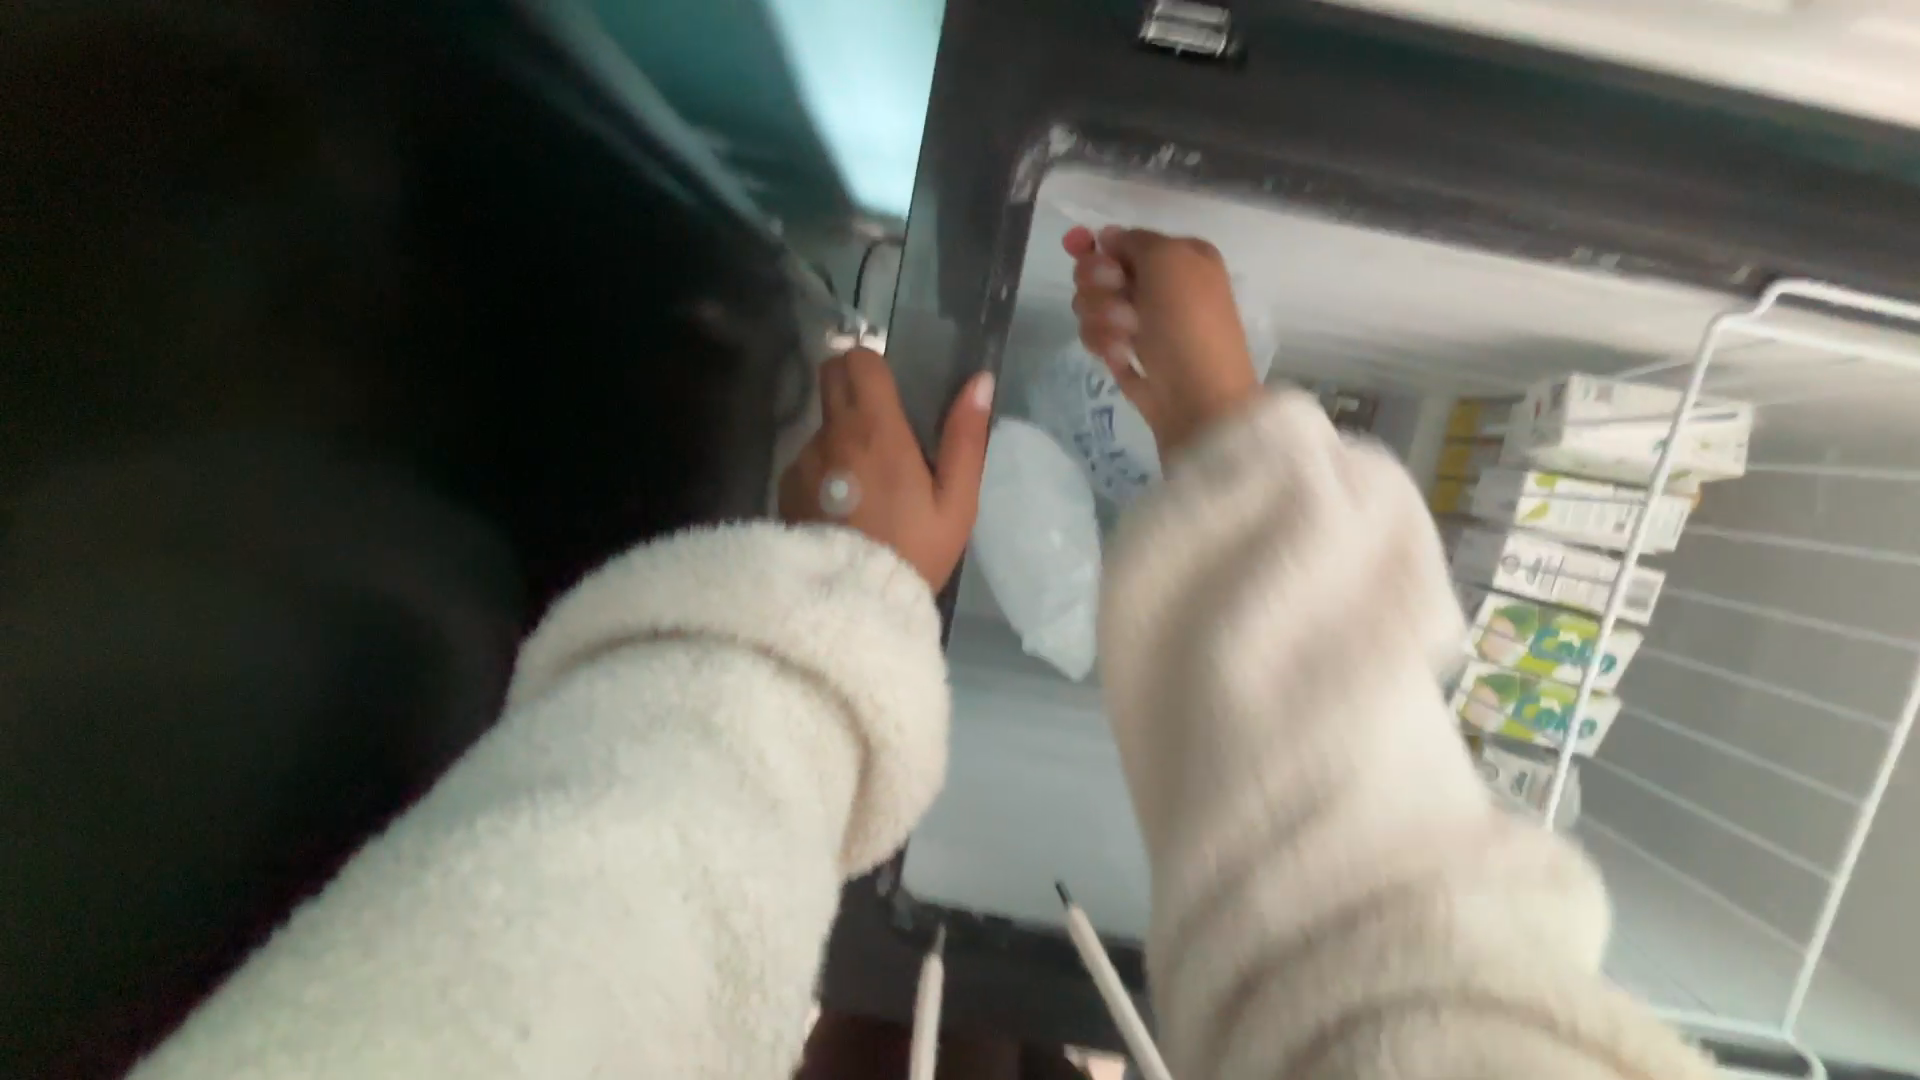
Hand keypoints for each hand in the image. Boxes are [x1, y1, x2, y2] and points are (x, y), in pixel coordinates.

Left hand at [779, 348, 994, 591]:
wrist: (854, 601)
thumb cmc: (915, 550)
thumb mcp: (956, 501)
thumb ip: (965, 437)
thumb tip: (980, 381)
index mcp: (876, 430)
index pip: (859, 360)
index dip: (874, 365)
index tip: (891, 387)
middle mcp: (831, 435)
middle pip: (828, 376)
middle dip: (851, 384)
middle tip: (879, 424)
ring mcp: (802, 461)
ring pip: (821, 424)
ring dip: (841, 437)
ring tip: (866, 483)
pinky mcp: (786, 488)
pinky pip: (807, 460)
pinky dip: (824, 470)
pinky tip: (843, 506)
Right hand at [1063, 225, 1261, 456]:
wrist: (1196, 395)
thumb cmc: (1189, 321)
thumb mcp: (1169, 260)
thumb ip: (1134, 240)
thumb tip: (1106, 238)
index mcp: (1178, 256)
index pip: (1122, 240)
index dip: (1095, 243)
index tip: (1074, 245)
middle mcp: (1158, 285)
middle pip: (1098, 270)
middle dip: (1099, 285)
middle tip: (1120, 300)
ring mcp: (1139, 320)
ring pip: (1090, 305)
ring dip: (1101, 317)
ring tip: (1127, 336)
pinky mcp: (1124, 352)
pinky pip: (1094, 337)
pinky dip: (1103, 343)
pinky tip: (1122, 356)